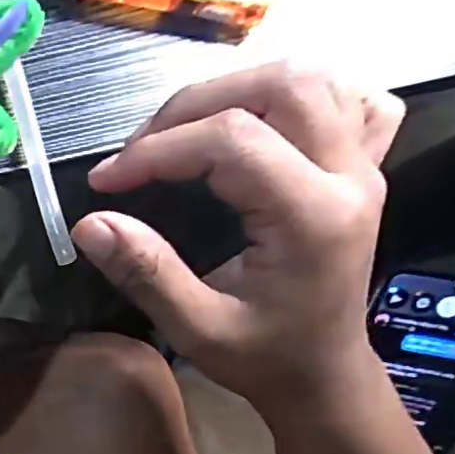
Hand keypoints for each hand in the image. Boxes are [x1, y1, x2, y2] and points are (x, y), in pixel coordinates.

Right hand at [70, 62, 403, 411]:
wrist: (322, 374)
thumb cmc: (263, 358)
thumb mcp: (195, 328)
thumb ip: (146, 273)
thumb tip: (89, 225)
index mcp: (311, 217)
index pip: (232, 141)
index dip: (157, 151)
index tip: (105, 180)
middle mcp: (349, 176)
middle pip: (279, 86)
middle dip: (192, 107)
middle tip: (141, 150)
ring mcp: (364, 166)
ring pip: (312, 79)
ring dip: (236, 90)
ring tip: (182, 132)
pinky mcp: (364, 167)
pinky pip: (348, 99)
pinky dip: (296, 96)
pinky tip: (260, 121)